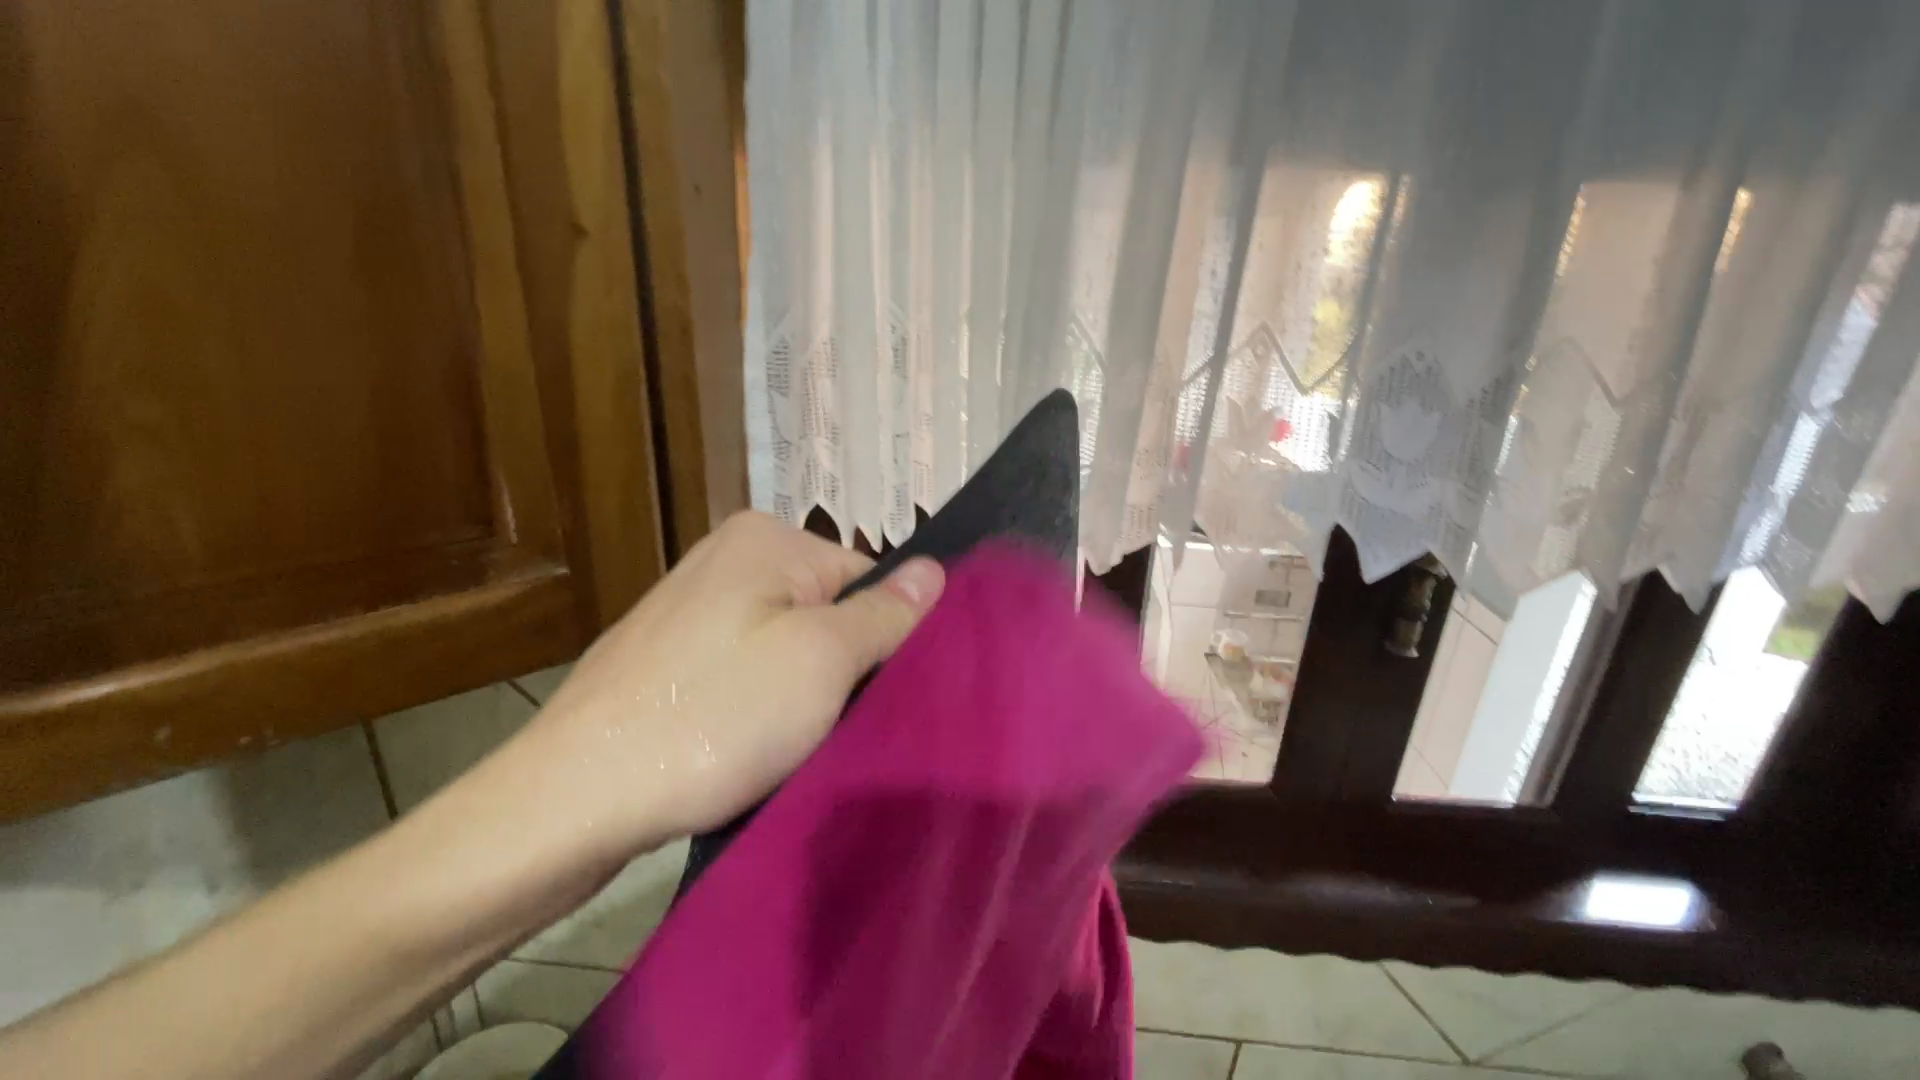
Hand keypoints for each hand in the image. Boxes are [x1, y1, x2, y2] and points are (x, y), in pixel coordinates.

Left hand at [499, 512, 944, 862]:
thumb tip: (937, 569)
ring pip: (788, 648)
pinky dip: (759, 708)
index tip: (881, 700)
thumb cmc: (713, 716)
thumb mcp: (821, 660)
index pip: (870, 579)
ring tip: (793, 745)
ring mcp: (691, 608)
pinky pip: (745, 671)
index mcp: (767, 538)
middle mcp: (727, 557)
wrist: (575, 797)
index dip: (886, 640)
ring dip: (803, 696)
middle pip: (828, 612)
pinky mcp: (669, 657)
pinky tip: (750, 748)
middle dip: (842, 670)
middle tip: (837, 727)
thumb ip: (886, 613)